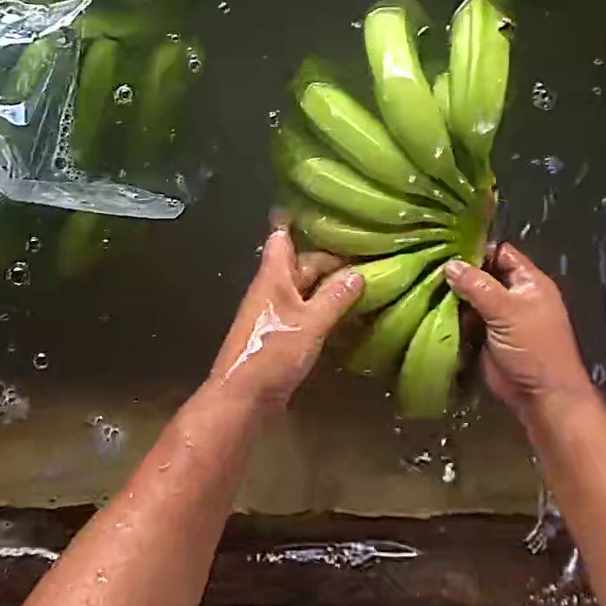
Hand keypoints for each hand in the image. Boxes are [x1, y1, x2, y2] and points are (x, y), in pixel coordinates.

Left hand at [206, 224, 364, 415]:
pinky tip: (345, 313)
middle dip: (326, 257)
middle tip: (363, 253)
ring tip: (362, 279)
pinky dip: (322, 307)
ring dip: (327, 284)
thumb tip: (359, 273)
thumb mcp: (310, 323)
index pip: (281, 235)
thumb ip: (335, 298)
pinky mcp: (278, 333)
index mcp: (273, 275)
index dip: (296, 220)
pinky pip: (303, 310)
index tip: (319, 209)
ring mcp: (273, 311)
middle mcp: (271, 287)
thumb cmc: (272, 352)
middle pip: (298, 262)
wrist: (242, 395)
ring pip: (302, 287)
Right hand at [444, 244, 594, 417]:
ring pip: (469, 293)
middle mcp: (512, 294)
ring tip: (424, 281)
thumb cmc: (533, 348)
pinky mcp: (483, 332)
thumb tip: (449, 264)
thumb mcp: (507, 310)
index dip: (477, 248)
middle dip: (459, 269)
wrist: (540, 397)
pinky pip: (463, 314)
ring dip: (451, 290)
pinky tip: (430, 302)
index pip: (500, 253)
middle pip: (481, 272)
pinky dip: (450, 310)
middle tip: (429, 263)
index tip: (448, 246)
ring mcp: (497, 314)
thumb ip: (477, 285)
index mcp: (528, 282)